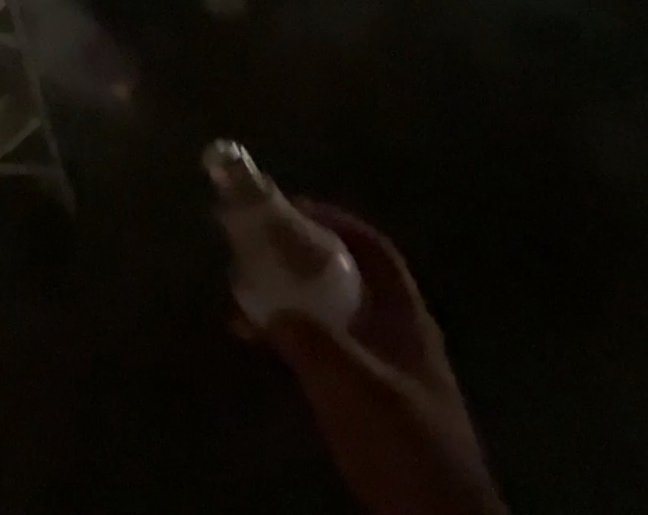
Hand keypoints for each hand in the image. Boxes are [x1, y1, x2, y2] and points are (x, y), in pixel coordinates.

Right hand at [249, 204, 505, 514]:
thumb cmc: (402, 441)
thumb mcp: (351, 384)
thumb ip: (308, 339)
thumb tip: (264, 308)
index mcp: (402, 317)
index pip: (372, 249)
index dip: (334, 220)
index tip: (288, 207)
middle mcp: (393, 330)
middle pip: (346, 272)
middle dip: (300, 252)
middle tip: (256, 244)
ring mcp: (381, 363)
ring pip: (329, 307)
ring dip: (288, 291)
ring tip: (244, 289)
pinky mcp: (364, 393)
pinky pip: (319, 341)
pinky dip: (287, 329)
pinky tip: (256, 338)